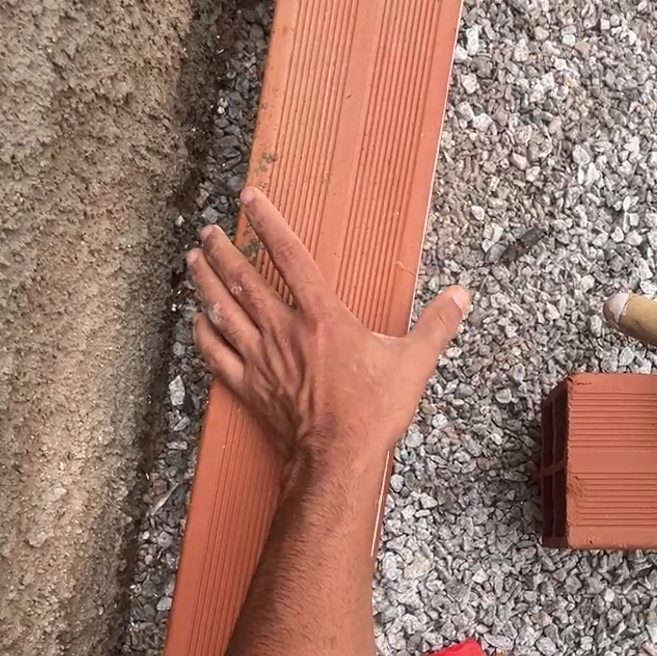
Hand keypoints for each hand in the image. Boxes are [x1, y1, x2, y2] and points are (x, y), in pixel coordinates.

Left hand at [186, 187, 471, 468]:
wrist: (339, 457)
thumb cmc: (373, 412)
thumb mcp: (413, 365)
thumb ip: (436, 326)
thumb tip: (461, 297)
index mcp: (323, 318)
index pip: (290, 257)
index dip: (268, 223)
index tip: (249, 197)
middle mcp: (285, 331)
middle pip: (244, 280)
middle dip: (224, 251)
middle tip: (210, 232)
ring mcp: (263, 359)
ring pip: (224, 311)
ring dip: (206, 283)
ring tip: (195, 261)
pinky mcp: (251, 387)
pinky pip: (217, 355)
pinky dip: (204, 335)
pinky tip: (198, 321)